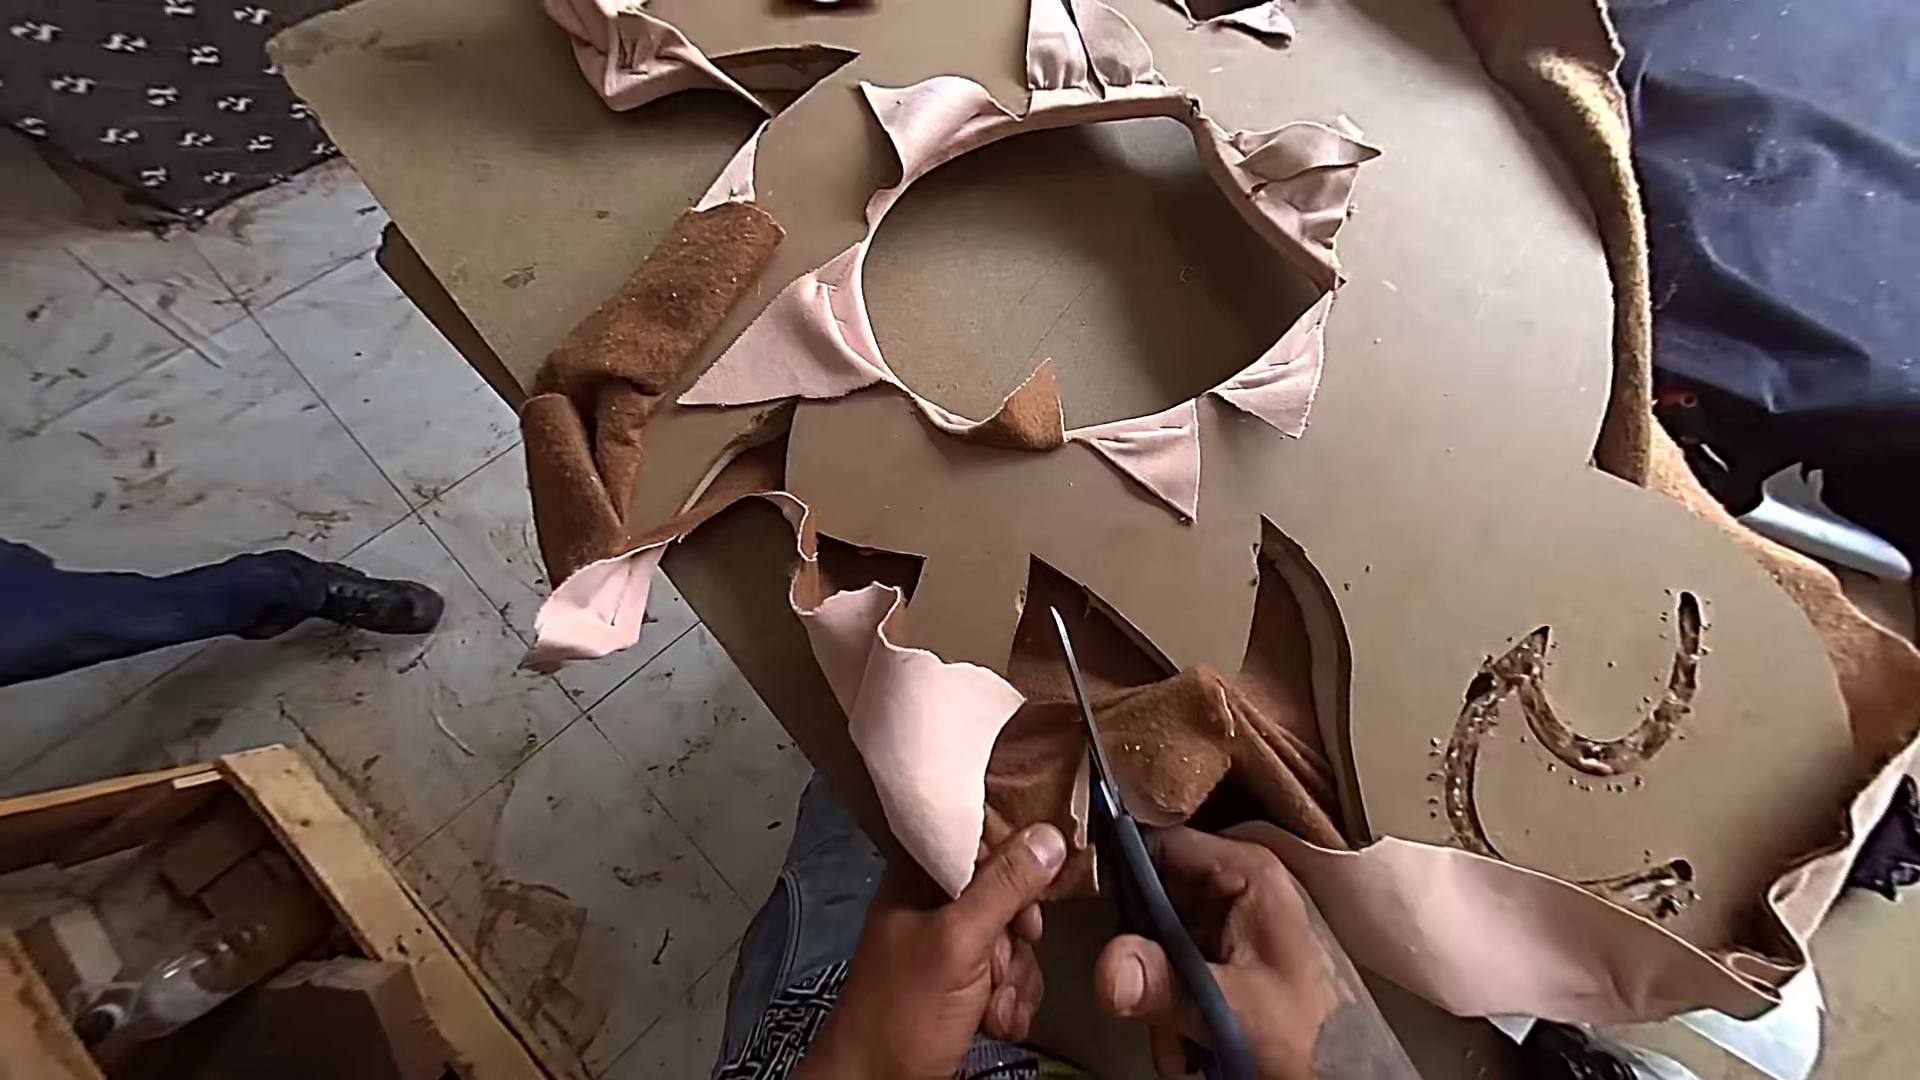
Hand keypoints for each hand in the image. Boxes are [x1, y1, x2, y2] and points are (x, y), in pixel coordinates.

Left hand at [796, 823, 1067, 1079]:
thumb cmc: (902, 1011)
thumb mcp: (959, 940)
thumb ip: (1004, 887)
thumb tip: (1049, 837)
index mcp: (922, 869)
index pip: (982, 838)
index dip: (1015, 867)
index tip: (1027, 903)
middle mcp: (936, 897)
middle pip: (1006, 891)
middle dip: (1015, 939)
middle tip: (1000, 964)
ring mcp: (949, 939)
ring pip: (1013, 935)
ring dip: (1015, 977)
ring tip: (993, 1004)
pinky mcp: (962, 976)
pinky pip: (1008, 970)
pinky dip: (1012, 998)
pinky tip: (998, 1019)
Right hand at [1093, 827, 1417, 1079]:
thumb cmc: (1325, 1046)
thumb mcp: (1239, 1014)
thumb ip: (1170, 986)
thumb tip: (1107, 969)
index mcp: (1247, 869)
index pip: (1160, 842)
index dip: (1120, 868)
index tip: (1089, 901)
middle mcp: (1237, 882)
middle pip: (1155, 890)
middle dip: (1141, 948)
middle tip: (1133, 989)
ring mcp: (1232, 917)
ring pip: (1161, 930)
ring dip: (1154, 981)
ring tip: (1170, 1035)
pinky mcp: (1229, 951)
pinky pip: (1178, 958)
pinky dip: (1171, 997)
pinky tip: (1184, 1041)